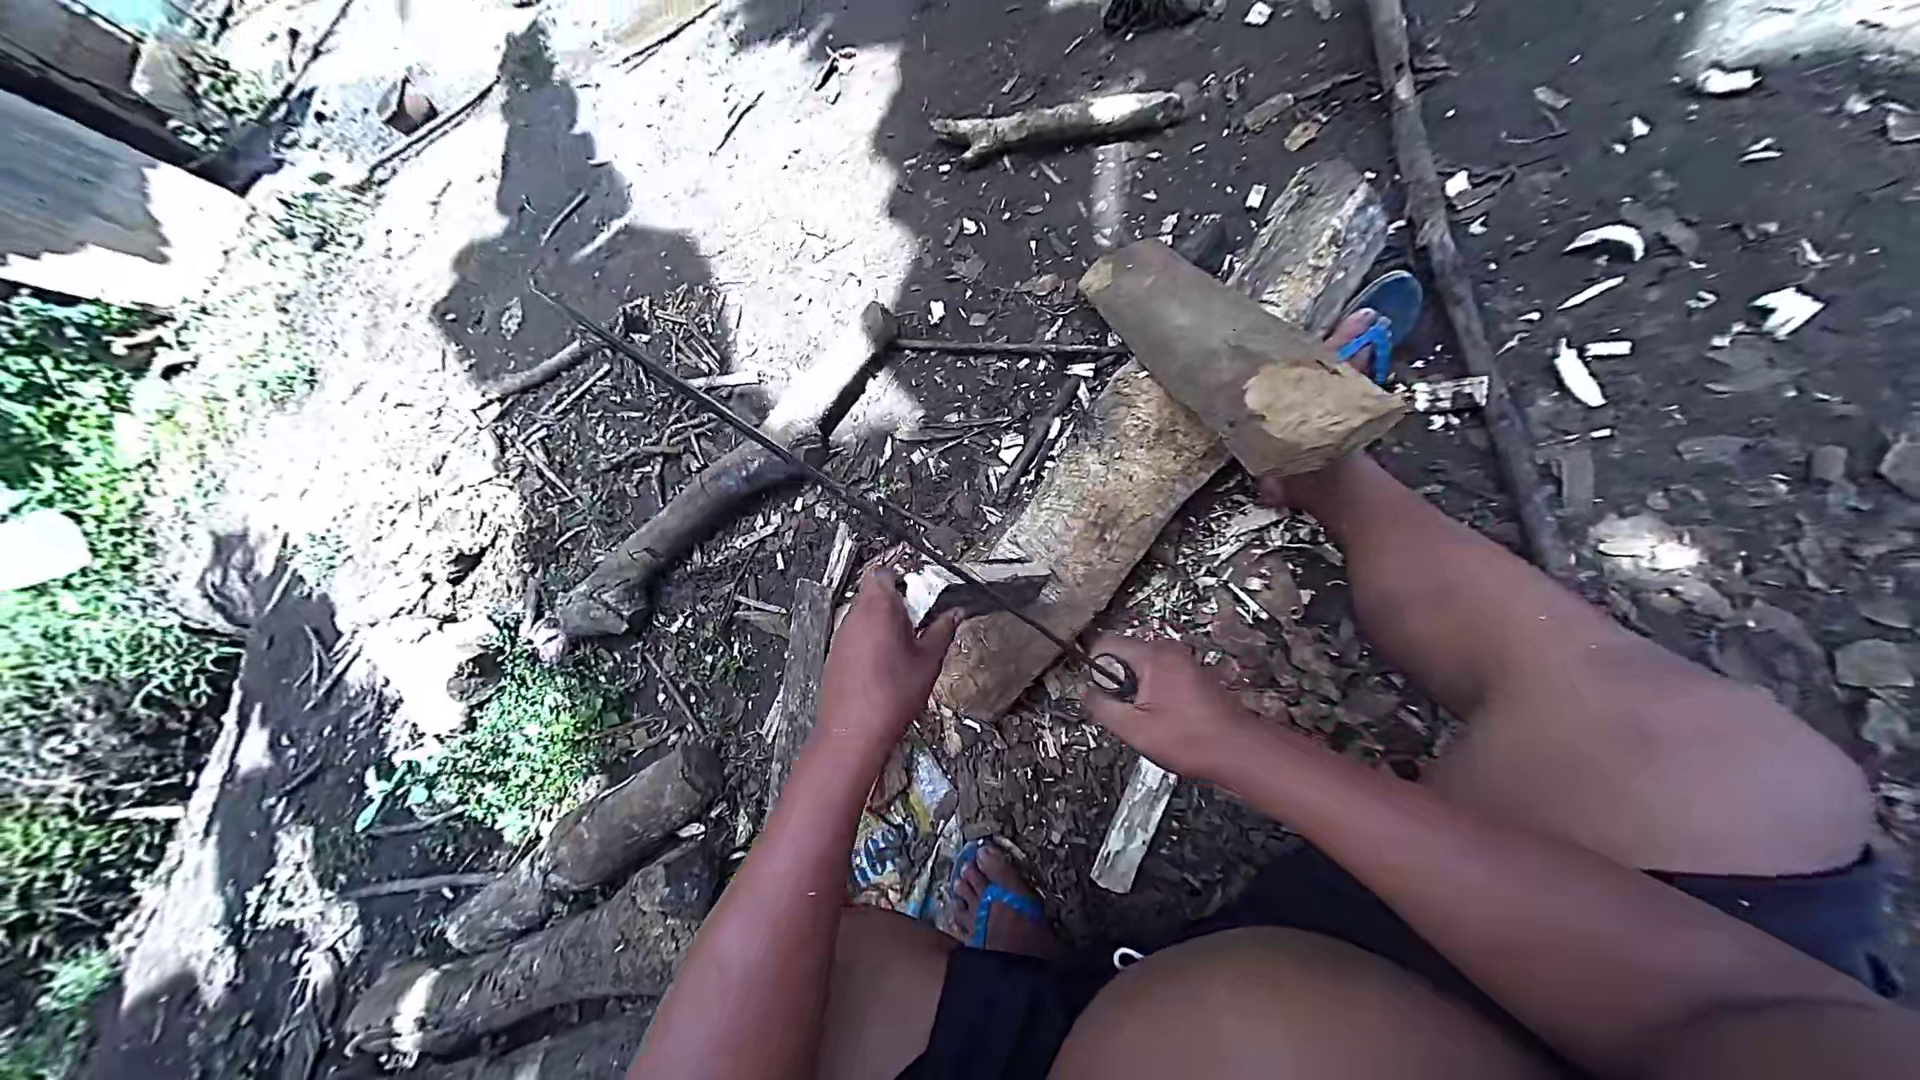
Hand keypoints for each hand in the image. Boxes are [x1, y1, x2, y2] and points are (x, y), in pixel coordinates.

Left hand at [817, 568, 963, 752]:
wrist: (854, 732)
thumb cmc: (888, 698)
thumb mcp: (929, 661)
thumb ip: (943, 630)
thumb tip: (954, 615)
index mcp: (879, 608)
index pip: (885, 572)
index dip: (904, 577)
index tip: (919, 589)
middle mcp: (855, 616)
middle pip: (874, 592)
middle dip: (897, 602)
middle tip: (918, 621)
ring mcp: (842, 635)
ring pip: (864, 614)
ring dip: (883, 622)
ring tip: (905, 645)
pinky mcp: (836, 654)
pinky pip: (855, 634)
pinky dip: (871, 640)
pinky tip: (887, 663)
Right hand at [1082, 634, 1264, 777]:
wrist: (1238, 751)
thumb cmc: (1193, 740)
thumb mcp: (1134, 729)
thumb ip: (1102, 706)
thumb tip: (1087, 694)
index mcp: (1153, 656)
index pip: (1106, 643)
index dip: (1094, 667)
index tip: (1098, 690)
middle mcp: (1170, 650)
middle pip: (1123, 653)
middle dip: (1116, 679)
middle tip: (1124, 708)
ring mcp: (1183, 660)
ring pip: (1141, 665)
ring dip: (1135, 687)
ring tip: (1144, 715)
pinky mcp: (1191, 673)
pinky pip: (1159, 673)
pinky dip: (1153, 690)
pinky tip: (1162, 716)